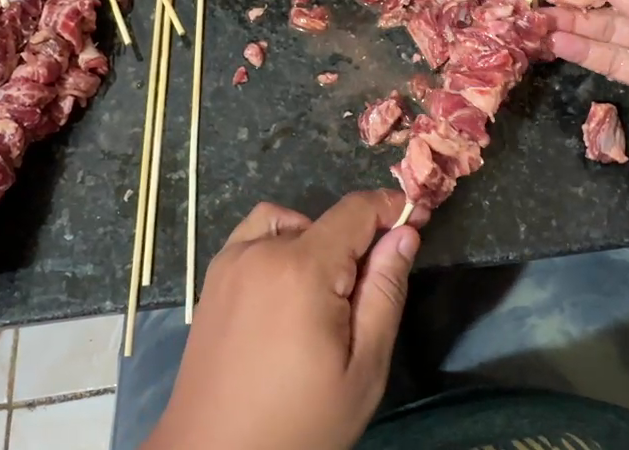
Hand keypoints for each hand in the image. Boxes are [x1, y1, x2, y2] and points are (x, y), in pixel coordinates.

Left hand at [146, 190, 423, 449]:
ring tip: (323, 295)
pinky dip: (279, 243)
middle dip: (356, 242)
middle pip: (324, 220)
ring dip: (316, 241)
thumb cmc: (300, 421)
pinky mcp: (212, 277)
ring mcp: (231, 260)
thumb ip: (385, 292)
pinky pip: (254, 236)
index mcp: (303, 268)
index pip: (356, 211)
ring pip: (288, 222)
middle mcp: (262, 250)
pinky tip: (285, 290)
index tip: (416, 219)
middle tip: (365, 296)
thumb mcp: (363, 368)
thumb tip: (404, 234)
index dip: (391, 207)